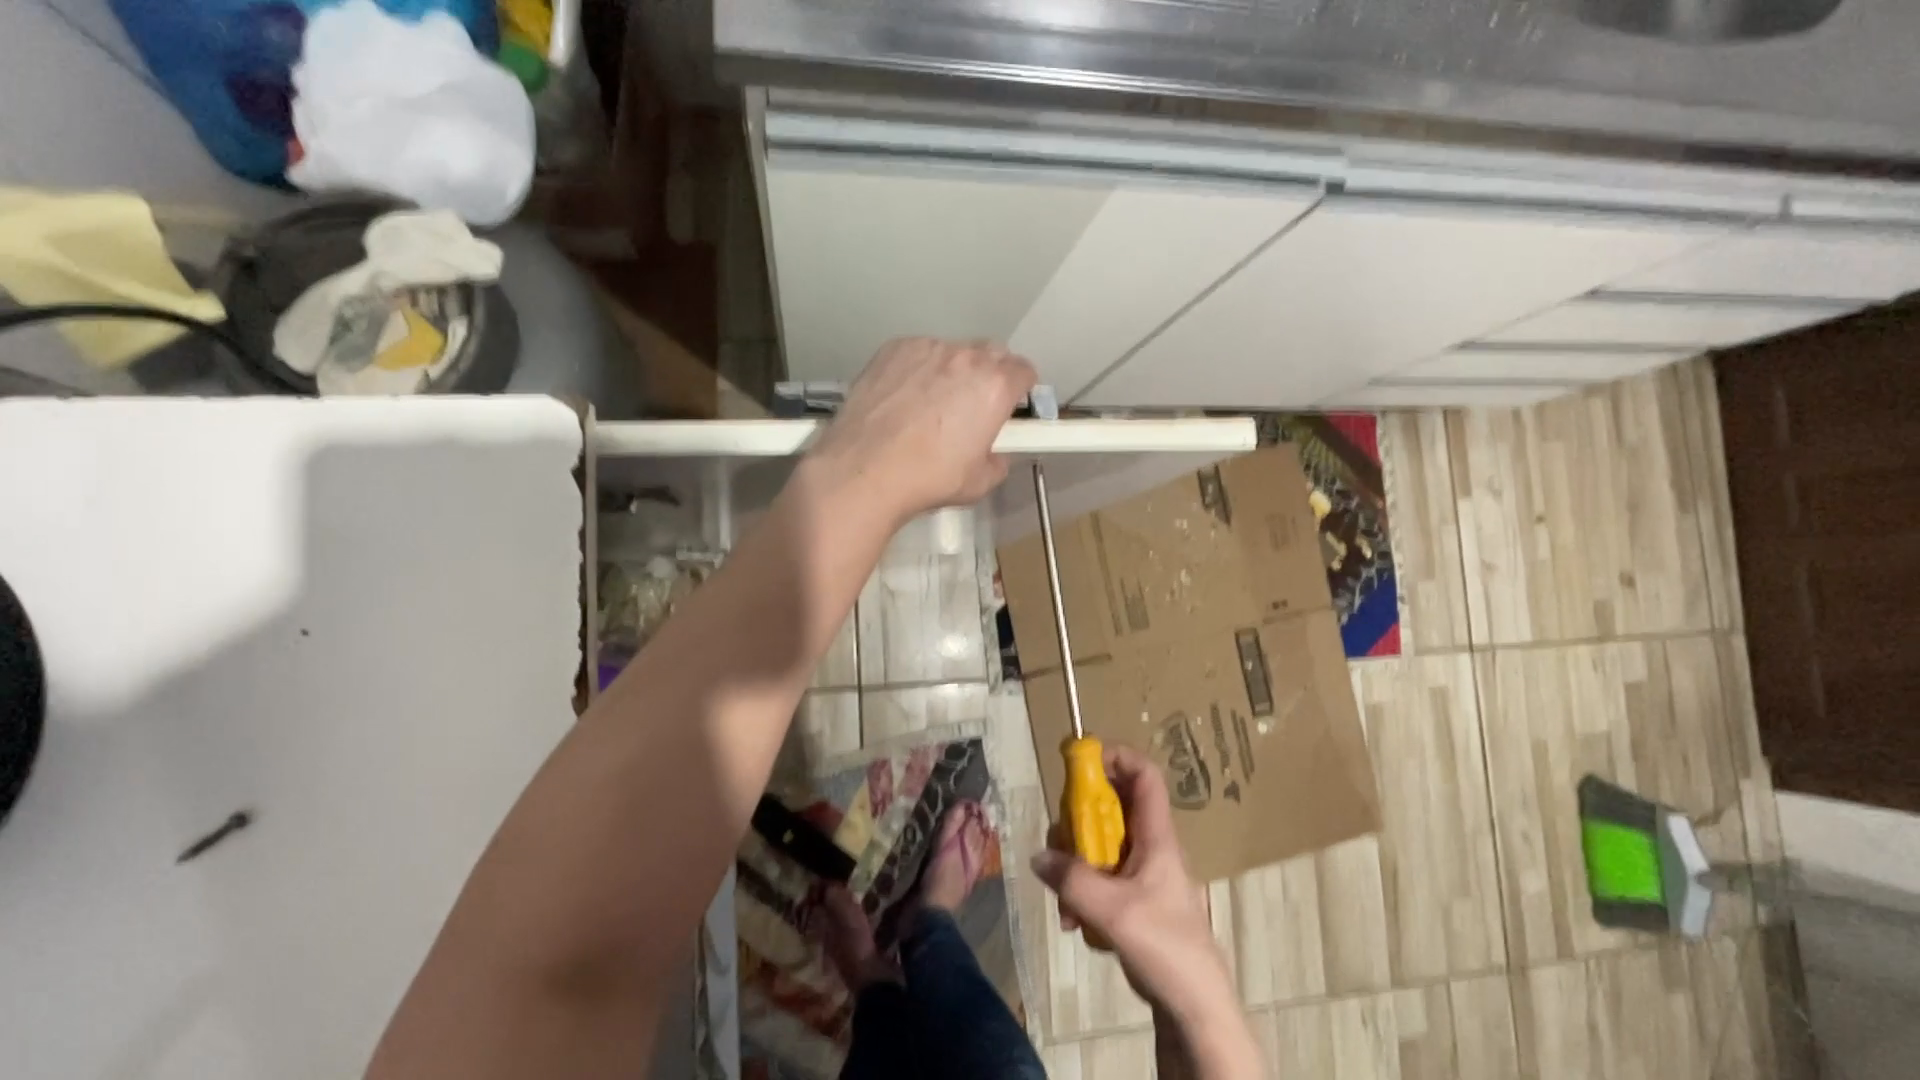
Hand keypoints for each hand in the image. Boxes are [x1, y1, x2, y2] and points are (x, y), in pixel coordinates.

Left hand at [805, 338, 1037, 526]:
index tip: (1010, 404)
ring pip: (952, 351)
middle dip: (990, 374)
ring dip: (952, 370)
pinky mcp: (893, 348)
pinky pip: (918, 353)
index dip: (1020, 388)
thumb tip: (993, 453)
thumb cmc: (928, 478)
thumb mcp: (980, 481)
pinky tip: (903, 397)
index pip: (1025, 370)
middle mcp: (965, 357)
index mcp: (996, 386)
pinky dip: (918, 368)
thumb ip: (997, 459)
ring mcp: (927, 348)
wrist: (865, 470)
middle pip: (992, 353)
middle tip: (973, 404)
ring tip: (931, 403)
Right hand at [1028, 745, 1237, 1024]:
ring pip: (1100, 846)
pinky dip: (1081, 893)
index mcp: (1157, 837)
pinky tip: (1074, 922)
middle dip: (1078, 820)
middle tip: (1058, 842)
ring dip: (1074, 866)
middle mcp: (1150, 848)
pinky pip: (1099, 880)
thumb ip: (1071, 879)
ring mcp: (1142, 876)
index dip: (1117, 757)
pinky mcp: (1134, 902)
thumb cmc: (1164, 946)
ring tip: (1063, 902)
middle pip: (1112, 808)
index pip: (1145, 776)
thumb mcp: (1111, 910)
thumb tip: (1039, 856)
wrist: (1194, 1005)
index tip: (1080, 759)